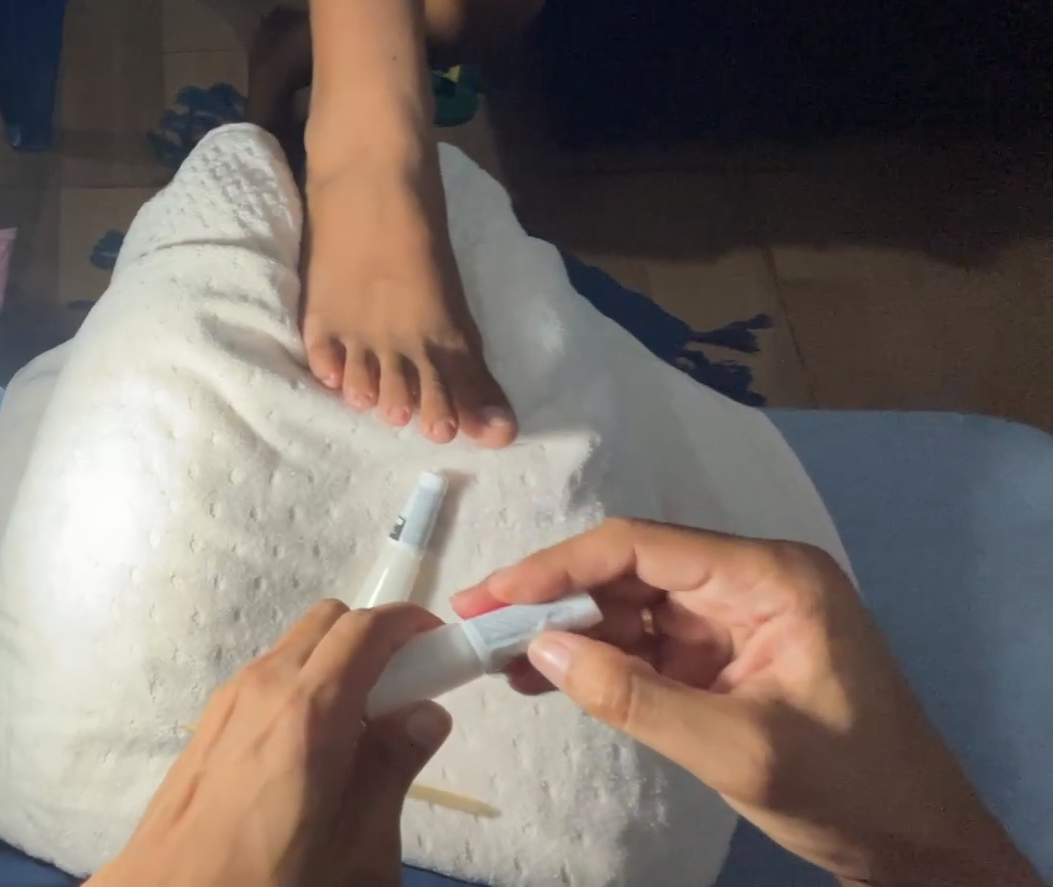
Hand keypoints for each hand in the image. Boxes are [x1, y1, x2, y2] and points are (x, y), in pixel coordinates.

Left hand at [88, 601, 453, 886]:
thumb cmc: (276, 880)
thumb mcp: (358, 846)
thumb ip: (393, 767)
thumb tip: (427, 713)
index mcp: (309, 709)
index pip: (364, 629)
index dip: (407, 623)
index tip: (438, 644)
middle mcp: (266, 682)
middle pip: (328, 620)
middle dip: (373, 636)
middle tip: (406, 686)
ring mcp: (233, 693)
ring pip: (296, 643)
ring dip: (336, 656)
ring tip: (363, 723)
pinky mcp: (213, 713)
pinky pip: (270, 671)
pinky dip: (303, 678)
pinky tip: (314, 739)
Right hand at [297, 128, 516, 446]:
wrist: (370, 176)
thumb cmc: (422, 216)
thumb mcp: (453, 284)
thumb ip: (468, 354)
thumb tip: (499, 423)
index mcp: (439, 327)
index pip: (452, 387)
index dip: (463, 412)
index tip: (474, 435)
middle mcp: (395, 337)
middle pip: (406, 390)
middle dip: (418, 409)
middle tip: (419, 421)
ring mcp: (352, 327)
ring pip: (363, 381)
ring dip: (374, 396)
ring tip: (377, 405)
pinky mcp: (318, 312)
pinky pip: (322, 355)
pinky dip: (330, 370)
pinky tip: (335, 379)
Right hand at [452, 518, 1039, 886]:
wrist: (924, 862)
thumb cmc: (854, 795)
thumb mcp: (741, 751)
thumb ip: (633, 695)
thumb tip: (536, 648)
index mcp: (766, 578)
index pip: (636, 549)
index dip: (557, 567)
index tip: (496, 595)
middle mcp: (740, 581)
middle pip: (618, 573)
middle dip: (546, 600)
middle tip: (478, 619)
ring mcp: (724, 615)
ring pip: (615, 605)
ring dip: (557, 633)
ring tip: (497, 656)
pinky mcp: (709, 650)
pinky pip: (631, 641)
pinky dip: (585, 659)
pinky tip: (537, 676)